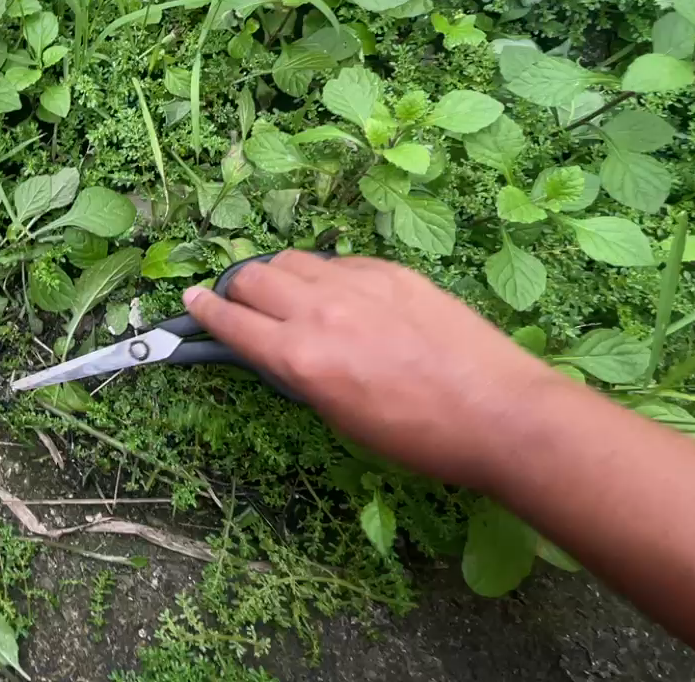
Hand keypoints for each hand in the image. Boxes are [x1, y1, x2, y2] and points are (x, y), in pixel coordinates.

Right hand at [184, 251, 566, 488]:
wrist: (503, 415)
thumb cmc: (416, 435)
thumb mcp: (336, 413)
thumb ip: (293, 371)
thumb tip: (271, 345)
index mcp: (299, 357)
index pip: (228, 320)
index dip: (203, 309)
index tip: (192, 299)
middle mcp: (317, 312)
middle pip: (249, 278)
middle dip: (236, 290)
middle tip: (246, 305)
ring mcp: (354, 284)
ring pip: (288, 259)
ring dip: (277, 276)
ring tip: (292, 295)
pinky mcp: (388, 270)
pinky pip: (335, 261)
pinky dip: (324, 275)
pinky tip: (344, 297)